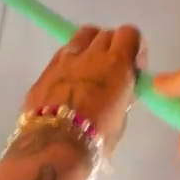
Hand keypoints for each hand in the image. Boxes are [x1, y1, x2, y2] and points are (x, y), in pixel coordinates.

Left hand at [22, 25, 142, 153]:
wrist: (54, 145)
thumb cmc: (96, 138)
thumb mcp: (121, 117)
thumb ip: (121, 94)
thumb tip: (118, 90)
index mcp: (117, 64)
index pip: (130, 34)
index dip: (133, 47)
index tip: (133, 66)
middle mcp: (91, 54)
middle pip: (105, 34)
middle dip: (112, 47)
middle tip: (111, 70)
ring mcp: (65, 59)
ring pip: (82, 36)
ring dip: (90, 46)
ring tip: (89, 68)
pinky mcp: (45, 69)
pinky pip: (63, 53)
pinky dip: (70, 60)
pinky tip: (68, 80)